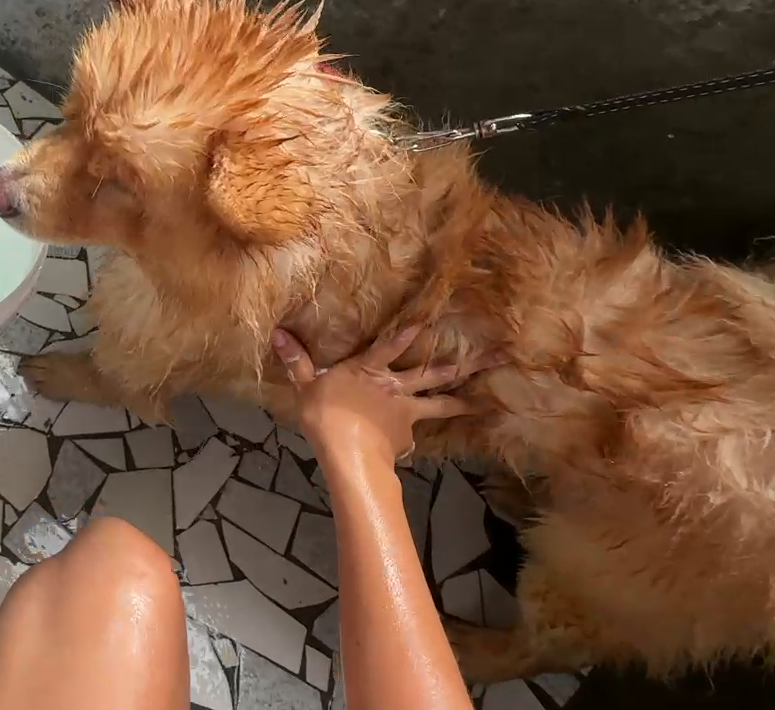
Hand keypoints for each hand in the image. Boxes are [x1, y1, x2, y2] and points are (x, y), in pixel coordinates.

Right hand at [273, 326, 474, 462]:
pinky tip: (416, 441)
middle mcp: (393, 386)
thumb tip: (278, 332)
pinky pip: (418, 430)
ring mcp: (406, 412)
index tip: (429, 321)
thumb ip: (296, 360)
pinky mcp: (408, 435)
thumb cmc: (325, 415)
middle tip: (496, 359)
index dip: (407, 333)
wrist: (350, 453)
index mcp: (367, 370)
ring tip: (481, 402)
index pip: (390, 346)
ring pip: (439, 402)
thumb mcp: (304, 385)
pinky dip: (419, 433)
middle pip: (431, 374)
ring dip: (460, 401)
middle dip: (461, 365)